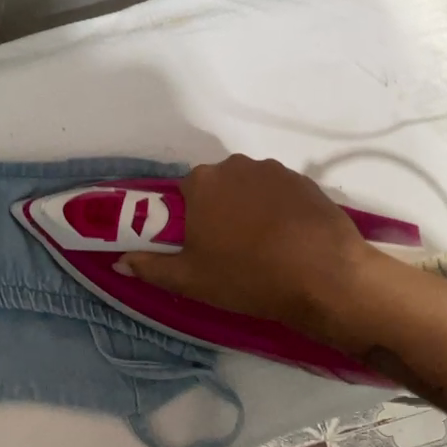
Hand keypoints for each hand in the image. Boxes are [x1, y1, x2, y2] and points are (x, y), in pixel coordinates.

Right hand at [119, 155, 380, 346]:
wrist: (326, 277)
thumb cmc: (248, 276)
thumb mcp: (190, 280)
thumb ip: (150, 266)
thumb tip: (120, 260)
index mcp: (201, 182)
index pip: (184, 194)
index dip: (189, 220)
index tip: (200, 246)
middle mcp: (234, 166)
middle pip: (218, 187)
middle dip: (220, 212)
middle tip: (230, 251)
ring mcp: (273, 170)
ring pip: (250, 189)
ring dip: (250, 210)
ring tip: (265, 248)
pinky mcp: (305, 181)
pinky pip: (281, 194)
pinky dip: (280, 212)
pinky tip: (289, 241)